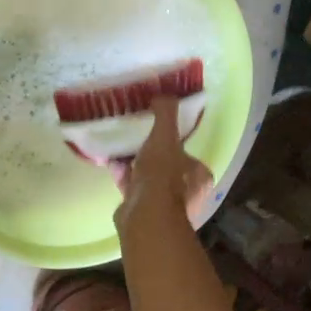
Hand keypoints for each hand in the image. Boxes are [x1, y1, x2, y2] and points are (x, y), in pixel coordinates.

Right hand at [111, 95, 215, 236]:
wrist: (144, 214)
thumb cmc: (161, 175)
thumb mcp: (165, 137)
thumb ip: (165, 114)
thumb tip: (163, 95)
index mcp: (198, 175)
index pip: (187, 155)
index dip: (172, 144)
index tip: (155, 135)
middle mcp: (187, 193)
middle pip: (167, 169)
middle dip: (150, 157)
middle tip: (134, 144)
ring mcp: (164, 206)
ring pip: (149, 181)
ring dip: (135, 168)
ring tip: (119, 154)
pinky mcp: (144, 214)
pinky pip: (133, 191)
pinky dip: (124, 180)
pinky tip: (112, 168)